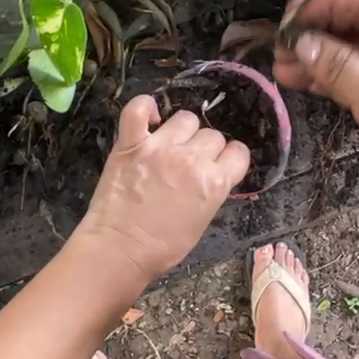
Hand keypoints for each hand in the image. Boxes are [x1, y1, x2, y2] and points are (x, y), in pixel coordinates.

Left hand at [72, 95, 250, 282]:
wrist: (119, 251)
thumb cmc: (162, 248)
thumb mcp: (202, 221)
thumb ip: (211, 191)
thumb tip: (211, 175)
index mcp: (214, 183)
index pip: (238, 152)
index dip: (231, 158)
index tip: (221, 164)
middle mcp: (191, 159)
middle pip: (212, 135)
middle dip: (206, 148)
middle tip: (190, 164)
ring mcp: (159, 148)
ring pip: (186, 118)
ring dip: (182, 130)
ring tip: (170, 146)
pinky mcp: (130, 144)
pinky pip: (138, 108)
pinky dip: (145, 107)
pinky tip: (149, 116)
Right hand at [273, 0, 358, 221]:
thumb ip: (339, 65)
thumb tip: (301, 41)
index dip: (329, 3)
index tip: (291, 14)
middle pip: (357, 25)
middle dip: (318, 32)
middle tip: (279, 42)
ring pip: (349, 54)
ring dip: (315, 57)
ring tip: (280, 64)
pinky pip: (349, 78)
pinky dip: (323, 78)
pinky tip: (295, 79)